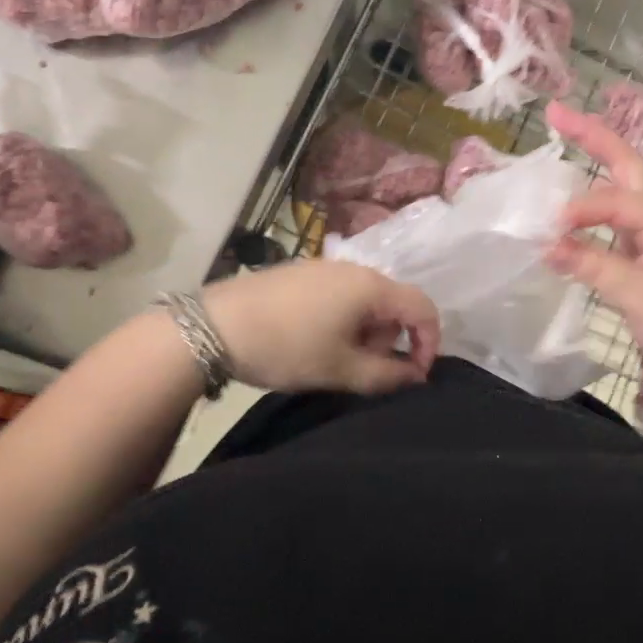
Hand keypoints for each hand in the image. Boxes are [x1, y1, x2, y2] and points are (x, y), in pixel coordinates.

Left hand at [201, 260, 440, 394]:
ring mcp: (323, 267)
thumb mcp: (341, 370)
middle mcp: (352, 268)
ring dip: (364, 332)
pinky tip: (311, 341)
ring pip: (364, 301)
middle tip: (363, 370)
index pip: (423, 308)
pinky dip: (341, 320)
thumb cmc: (287, 348)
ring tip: (333, 358)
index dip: (430, 342)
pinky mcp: (298, 273)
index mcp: (370, 287)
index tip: (416, 375)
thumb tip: (416, 375)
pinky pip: (338, 295)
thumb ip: (388, 375)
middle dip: (390, 340)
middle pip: (393, 304)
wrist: (212, 327)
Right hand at [543, 102, 642, 382]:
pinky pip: (608, 220)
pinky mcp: (637, 254)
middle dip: (592, 136)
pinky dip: (586, 208)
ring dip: (591, 161)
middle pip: (624, 166)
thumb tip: (547, 245)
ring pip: (617, 187)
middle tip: (555, 112)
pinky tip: (565, 205)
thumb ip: (594, 267)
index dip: (581, 208)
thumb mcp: (639, 297)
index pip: (616, 201)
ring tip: (560, 136)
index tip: (551, 227)